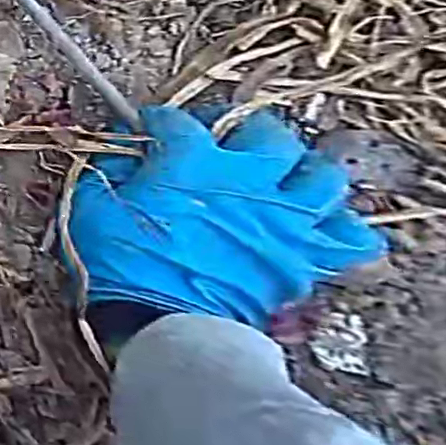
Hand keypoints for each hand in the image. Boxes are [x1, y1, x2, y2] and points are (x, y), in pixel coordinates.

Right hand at [68, 106, 384, 326]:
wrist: (165, 323)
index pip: (180, 121)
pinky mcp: (307, 258)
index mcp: (191, 161)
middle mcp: (248, 179)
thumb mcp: (93, 206)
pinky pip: (351, 236)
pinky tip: (315, 222)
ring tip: (278, 175)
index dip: (160, 120)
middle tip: (220, 141)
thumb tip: (125, 159)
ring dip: (300, 169)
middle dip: (240, 129)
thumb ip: (111, 172)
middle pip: (265, 132)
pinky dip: (338, 225)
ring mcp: (286, 218)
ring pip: (322, 174)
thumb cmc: (124, 262)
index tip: (149, 127)